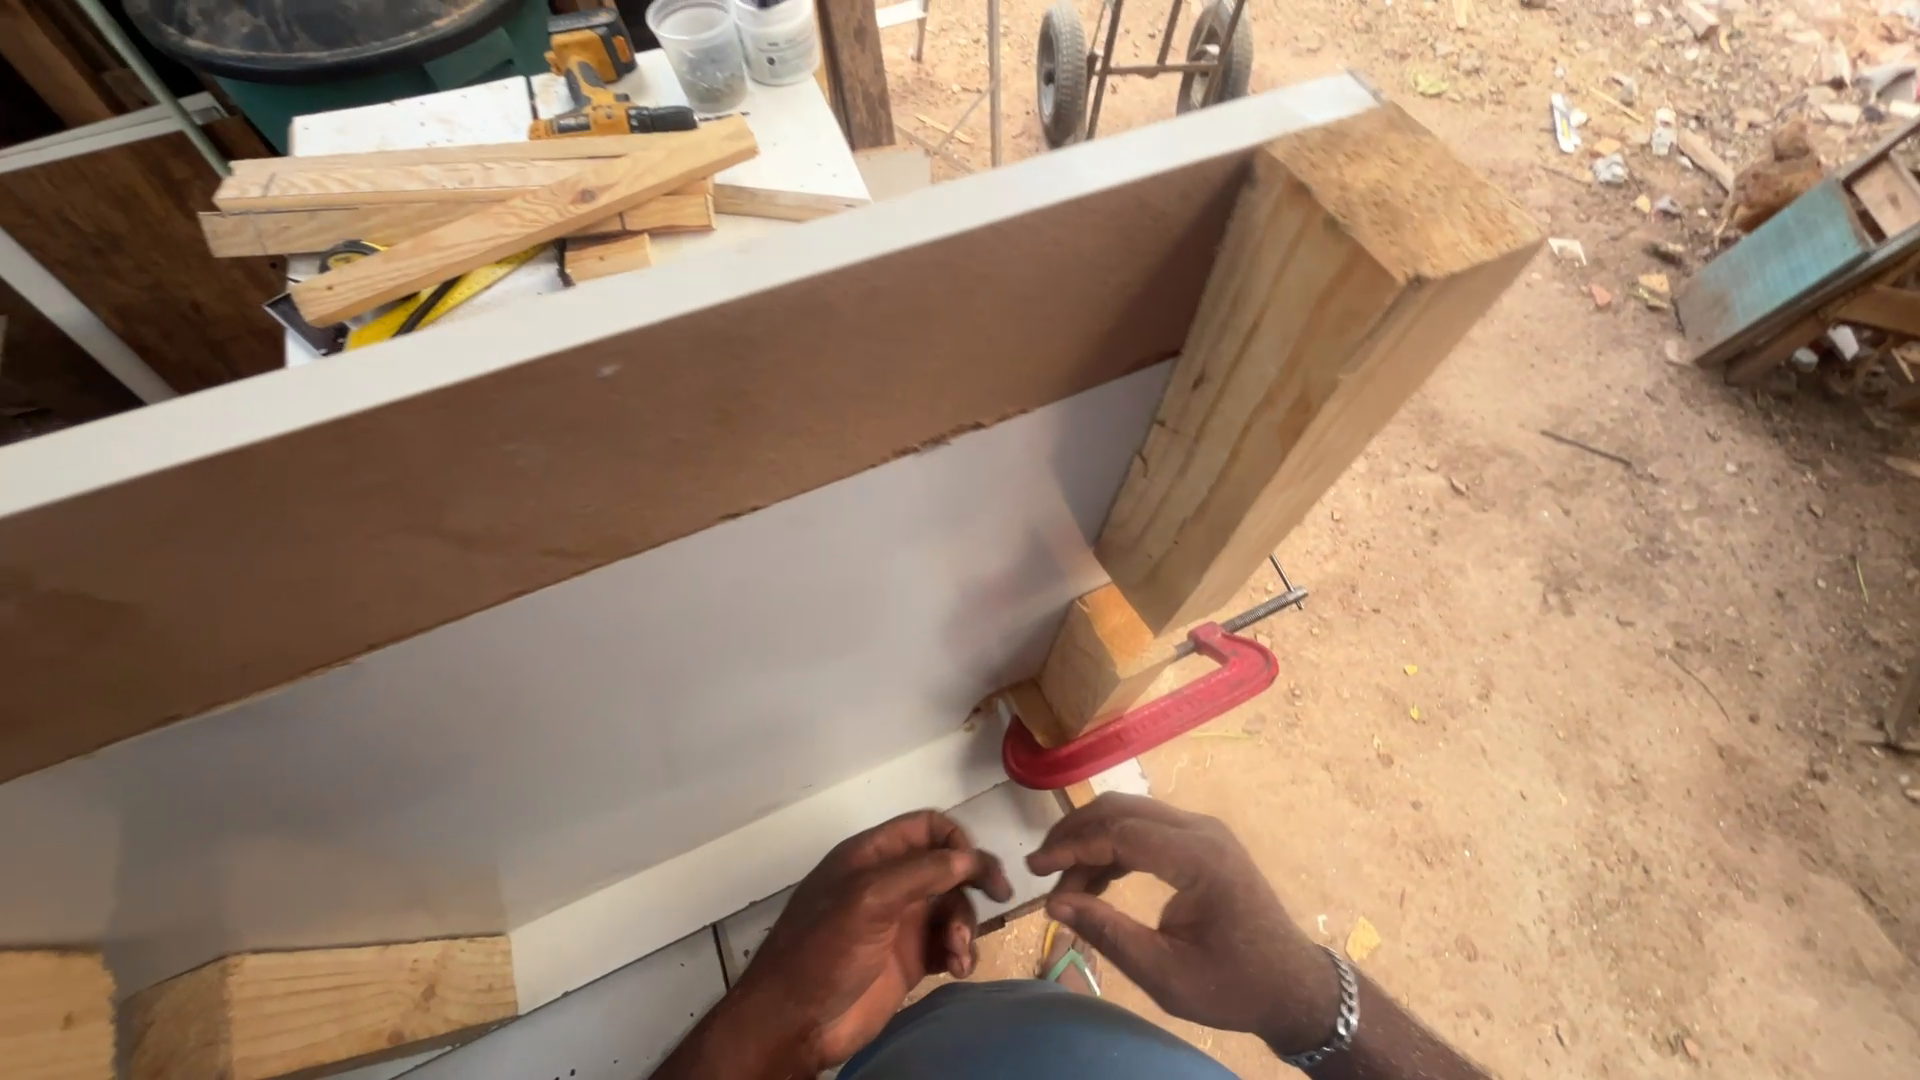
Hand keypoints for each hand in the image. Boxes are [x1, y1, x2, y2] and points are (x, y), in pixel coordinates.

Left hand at [731, 809, 1012, 1070]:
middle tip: (999, 896)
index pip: (927, 828)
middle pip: (947, 866)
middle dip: (972, 880)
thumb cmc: (823, 950)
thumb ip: (921, 872)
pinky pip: (949, 943)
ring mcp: (901, 922)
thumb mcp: (868, 898)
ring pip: (953, 906)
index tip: (974, 867)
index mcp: (874, 855)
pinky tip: (959, 968)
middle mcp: (891, 882)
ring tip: (959, 952)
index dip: (955, 840)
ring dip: (965, 924)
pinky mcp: (910, 959)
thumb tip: (970, 858)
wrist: (794, 1023)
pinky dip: (961, 952)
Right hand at [1026, 793, 1340, 1055]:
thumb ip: (1108, 933)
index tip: (1036, 869)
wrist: (1293, 985)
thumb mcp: (1165, 975)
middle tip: (1041, 867)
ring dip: (1090, 837)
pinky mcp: (1199, 838)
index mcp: (1198, 858)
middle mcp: (1200, 829)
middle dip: (1074, 834)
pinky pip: (1144, 825)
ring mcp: (1201, 828)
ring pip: (1129, 811)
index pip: (1119, 834)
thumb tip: (1055, 905)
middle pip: (1119, 809)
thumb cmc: (1232, 986)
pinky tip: (1094, 877)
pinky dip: (1112, 844)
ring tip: (1062, 879)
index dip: (1072, 848)